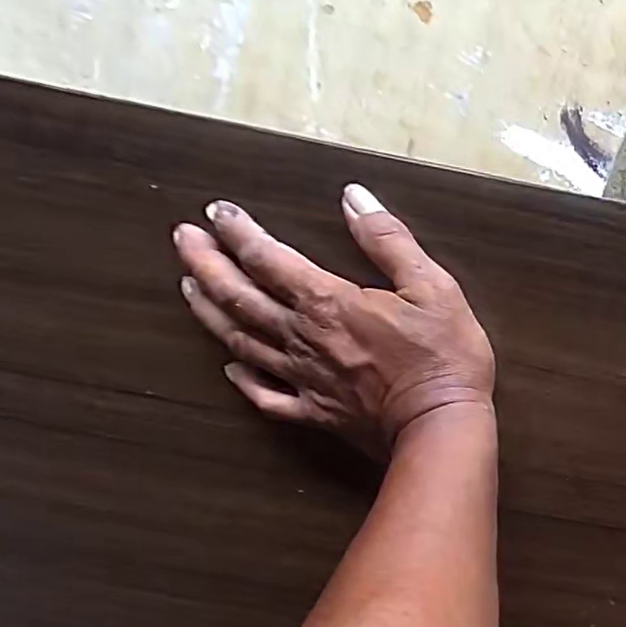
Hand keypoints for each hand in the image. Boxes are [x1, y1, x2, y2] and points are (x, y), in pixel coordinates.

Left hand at [173, 184, 495, 457]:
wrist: (441, 428)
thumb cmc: (442, 358)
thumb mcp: (432, 286)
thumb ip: (388, 240)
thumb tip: (354, 198)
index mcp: (328, 303)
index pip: (268, 259)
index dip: (238, 232)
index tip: (218, 212)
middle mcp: (304, 339)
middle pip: (239, 297)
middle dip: (206, 264)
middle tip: (183, 238)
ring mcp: (305, 379)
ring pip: (242, 342)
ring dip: (210, 312)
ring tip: (189, 288)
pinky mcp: (316, 413)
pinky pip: (266, 397)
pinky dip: (243, 382)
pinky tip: (229, 369)